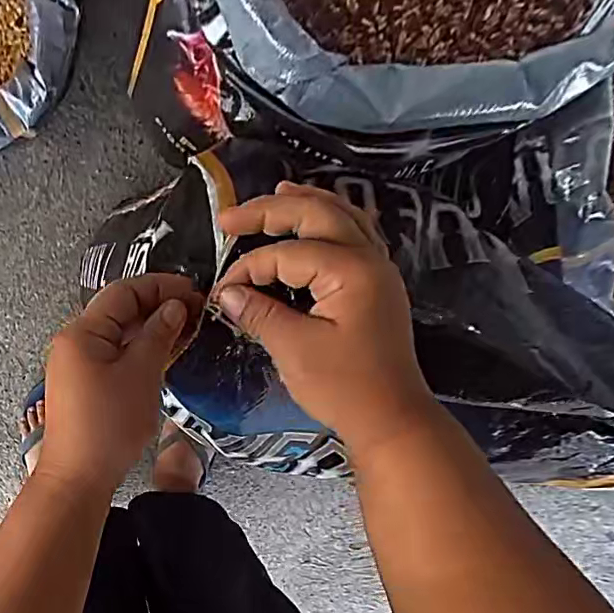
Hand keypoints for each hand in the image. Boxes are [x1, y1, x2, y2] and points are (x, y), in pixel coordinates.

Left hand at [36, 272, 201, 493]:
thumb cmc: (104, 431)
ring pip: (119, 337)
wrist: (79, 478)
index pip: (124, 292)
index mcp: (81, 334)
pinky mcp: (85, 389)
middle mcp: (74, 346)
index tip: (190, 291)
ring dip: (151, 331)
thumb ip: (159, 335)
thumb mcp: (141, 374)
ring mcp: (77, 368)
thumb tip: (173, 309)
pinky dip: (140, 353)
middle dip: (158, 308)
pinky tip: (162, 359)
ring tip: (184, 333)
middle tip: (193, 312)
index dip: (161, 287)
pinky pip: (115, 359)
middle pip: (120, 312)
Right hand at [213, 182, 439, 456]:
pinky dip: (330, 225)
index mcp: (349, 269)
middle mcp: (369, 258)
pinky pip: (355, 237)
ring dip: (306, 204)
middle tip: (230, 218)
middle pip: (317, 213)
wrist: (391, 418)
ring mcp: (379, 271)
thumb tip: (227, 293)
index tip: (222, 292)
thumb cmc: (344, 388)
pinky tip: (316, 227)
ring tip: (277, 193)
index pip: (287, 254)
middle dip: (271, 210)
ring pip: (342, 217)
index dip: (248, 268)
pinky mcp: (378, 288)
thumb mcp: (295, 351)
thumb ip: (260, 315)